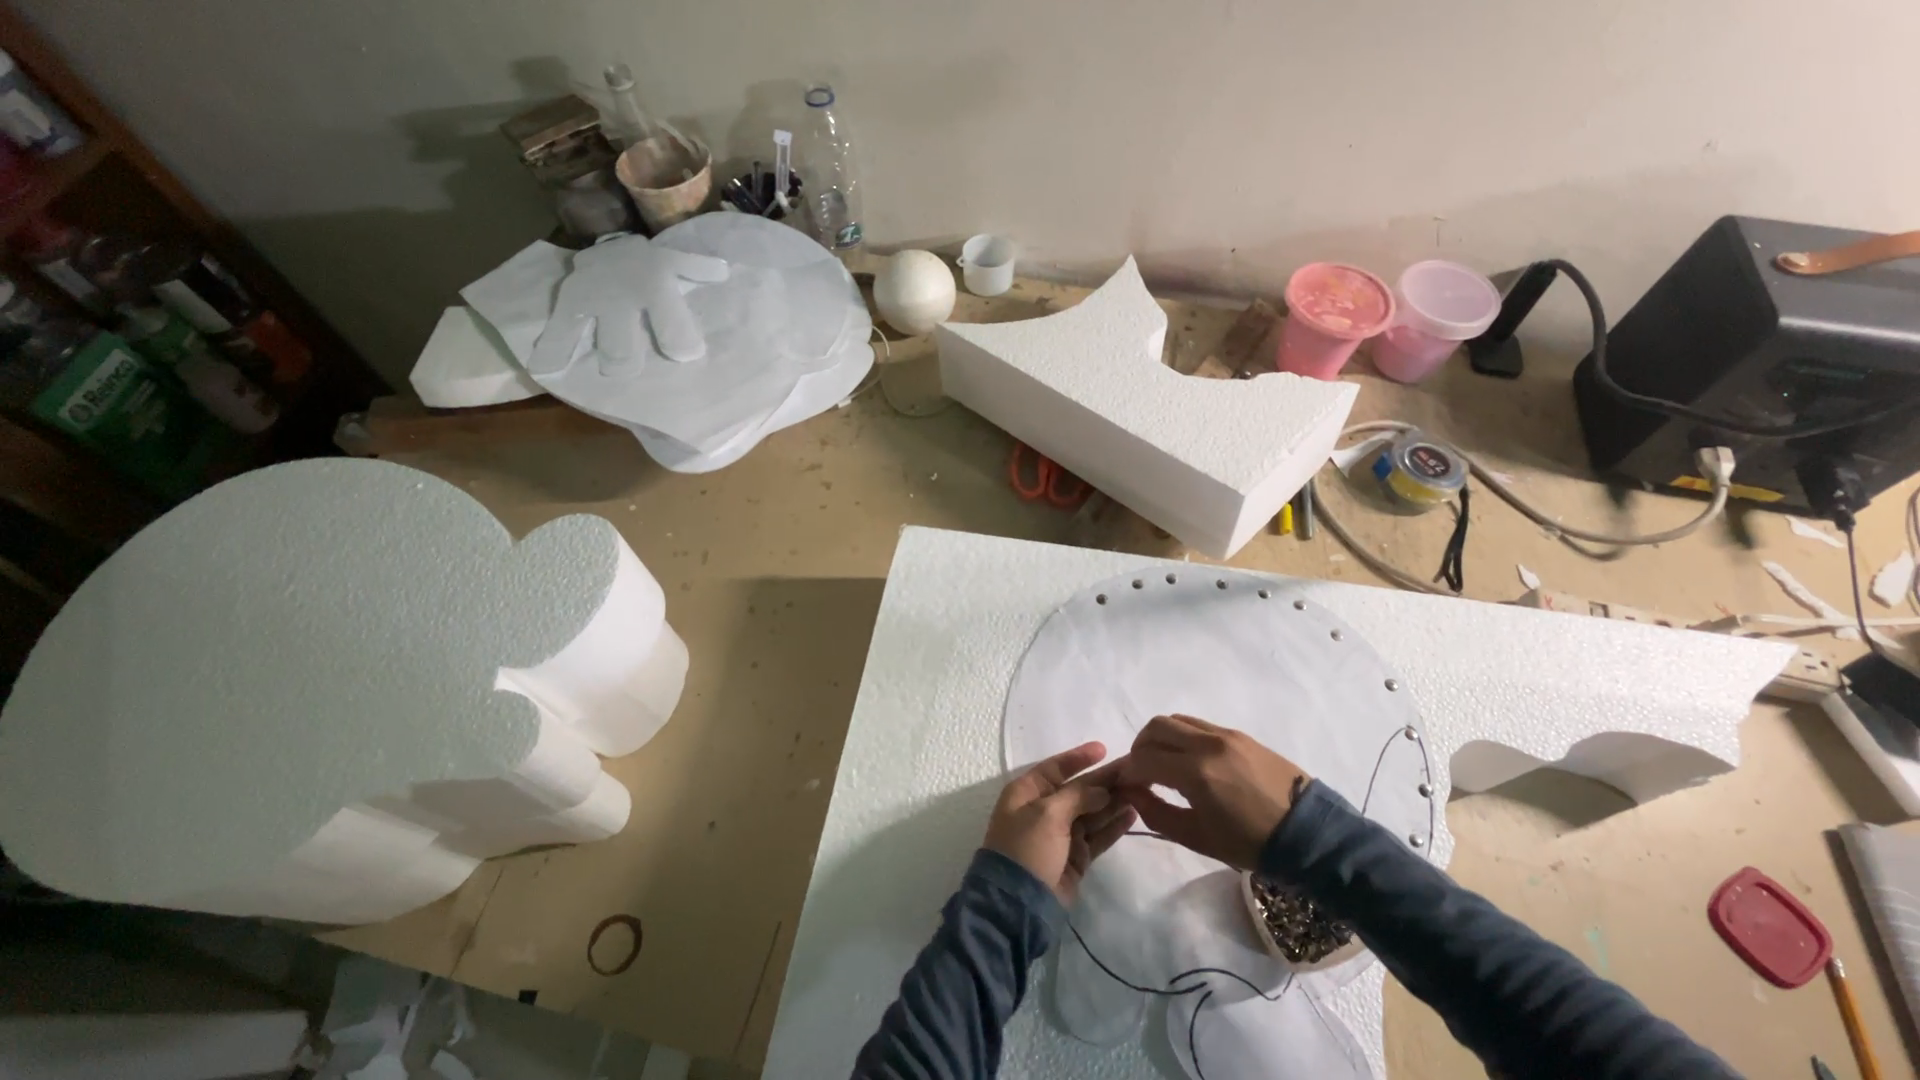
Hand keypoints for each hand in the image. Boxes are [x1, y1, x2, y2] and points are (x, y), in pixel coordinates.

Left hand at [983, 741, 1137, 904]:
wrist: (1018, 905)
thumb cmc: (1027, 848)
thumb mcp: (1047, 814)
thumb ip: (1077, 796)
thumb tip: (1102, 790)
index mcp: (1026, 793)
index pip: (1055, 768)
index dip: (1078, 758)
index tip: (1103, 748)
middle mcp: (1043, 811)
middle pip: (1079, 790)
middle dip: (1105, 780)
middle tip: (1137, 769)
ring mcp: (1061, 835)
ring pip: (1092, 812)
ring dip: (1114, 801)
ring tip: (1142, 788)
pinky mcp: (1076, 857)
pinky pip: (1098, 836)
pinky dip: (1114, 826)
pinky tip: (1133, 813)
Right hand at [1116, 714, 1310, 869]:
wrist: (1308, 834)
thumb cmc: (1250, 843)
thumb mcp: (1197, 837)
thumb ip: (1156, 813)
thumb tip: (1131, 792)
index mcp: (1196, 773)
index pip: (1143, 760)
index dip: (1127, 773)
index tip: (1124, 787)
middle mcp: (1208, 744)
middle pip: (1156, 728)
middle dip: (1140, 748)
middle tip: (1141, 772)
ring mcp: (1226, 735)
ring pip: (1177, 720)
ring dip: (1161, 738)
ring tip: (1164, 764)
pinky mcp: (1241, 735)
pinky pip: (1200, 725)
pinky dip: (1183, 737)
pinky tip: (1190, 762)